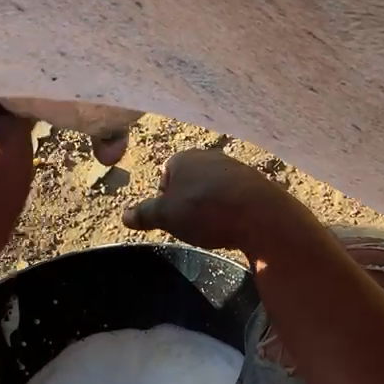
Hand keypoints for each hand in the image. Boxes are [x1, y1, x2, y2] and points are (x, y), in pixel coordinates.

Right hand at [122, 149, 312, 256]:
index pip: (165, 175)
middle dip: (188, 202)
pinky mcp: (256, 183)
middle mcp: (210, 156)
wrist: (260, 215)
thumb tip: (124, 216)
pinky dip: (232, 210)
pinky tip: (234, 225)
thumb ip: (145, 214)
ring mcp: (235, 168)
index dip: (165, 199)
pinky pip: (235, 197)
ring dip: (211, 207)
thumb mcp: (166, 216)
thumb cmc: (205, 211)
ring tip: (215, 227)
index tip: (172, 218)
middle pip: (190, 181)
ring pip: (214, 189)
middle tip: (192, 225)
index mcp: (184, 157)